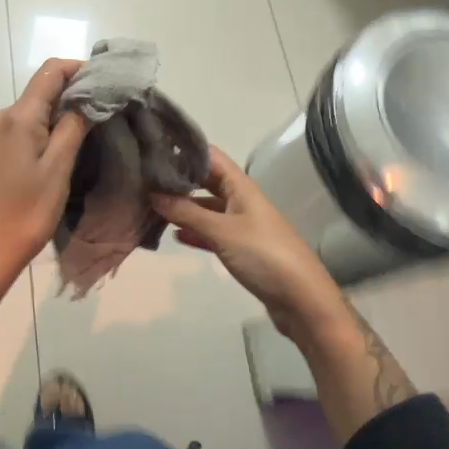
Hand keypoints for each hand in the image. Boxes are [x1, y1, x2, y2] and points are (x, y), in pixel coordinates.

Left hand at [0, 58, 89, 286]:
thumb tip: (87, 98)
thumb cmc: (24, 213)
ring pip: (33, 112)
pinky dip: (45, 131)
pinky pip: (23, 129)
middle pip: (42, 90)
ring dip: (60, 114)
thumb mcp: (57, 170)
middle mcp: (1, 118)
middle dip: (74, 94)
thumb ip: (72, 127)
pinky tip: (62, 151)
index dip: (79, 68)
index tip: (107, 81)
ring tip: (90, 132)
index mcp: (17, 117)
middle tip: (106, 110)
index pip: (50, 71)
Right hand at [151, 147, 344, 338]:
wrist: (302, 300)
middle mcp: (241, 199)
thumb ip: (187, 212)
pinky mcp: (242, 248)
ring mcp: (242, 224)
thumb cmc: (264, 255)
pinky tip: (175, 235)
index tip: (153, 148)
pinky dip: (196, 231)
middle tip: (145, 179)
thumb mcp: (221, 231)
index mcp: (241, 186)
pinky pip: (213, 231)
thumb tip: (152, 192)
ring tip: (152, 206)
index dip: (184, 149)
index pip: (209, 155)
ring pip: (208, 208)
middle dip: (180, 179)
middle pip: (207, 180)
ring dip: (184, 207)